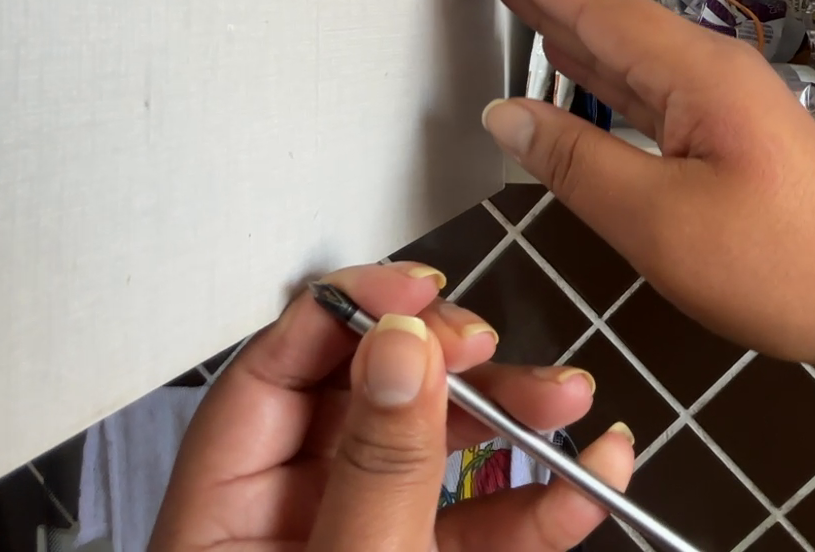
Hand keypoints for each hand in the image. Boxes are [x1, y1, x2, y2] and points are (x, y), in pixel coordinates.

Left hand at [151, 262, 634, 551]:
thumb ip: (375, 468)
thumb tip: (399, 344)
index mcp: (225, 527)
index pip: (273, 378)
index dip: (344, 314)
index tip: (417, 288)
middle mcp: (292, 527)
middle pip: (369, 402)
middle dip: (450, 367)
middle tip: (495, 349)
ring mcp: (365, 551)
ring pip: (437, 454)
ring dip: (515, 425)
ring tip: (573, 403)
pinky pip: (480, 521)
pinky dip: (539, 501)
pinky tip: (588, 479)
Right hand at [479, 0, 814, 377]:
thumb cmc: (775, 264)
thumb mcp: (659, 222)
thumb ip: (577, 162)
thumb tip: (504, 113)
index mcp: (699, 73)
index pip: (601, 8)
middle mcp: (714, 71)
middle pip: (618, 22)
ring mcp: (726, 101)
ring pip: (636, 55)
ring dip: (578, 30)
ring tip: (527, 5)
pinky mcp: (731, 132)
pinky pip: (655, 90)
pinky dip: (610, 75)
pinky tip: (584, 69)